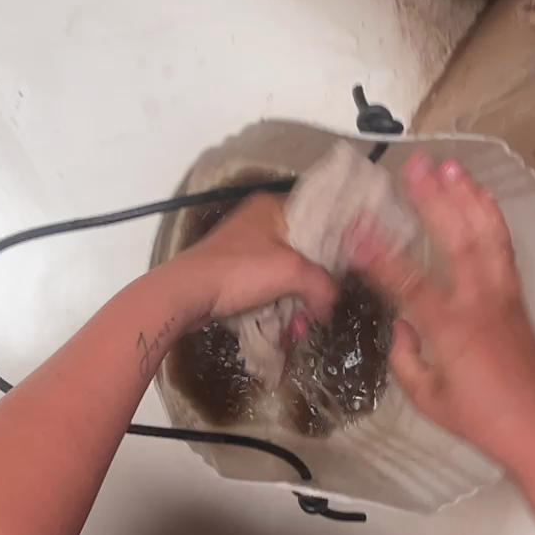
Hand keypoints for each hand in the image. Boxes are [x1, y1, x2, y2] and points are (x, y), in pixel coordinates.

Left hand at [162, 193, 337, 326]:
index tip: (347, 270)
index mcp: (274, 207)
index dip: (337, 244)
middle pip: (303, 251)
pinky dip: (276, 306)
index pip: (319, 217)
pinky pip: (266, 287)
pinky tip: (282, 327)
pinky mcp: (235, 272)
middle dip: (313, 285)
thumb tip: (330, 304)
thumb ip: (322, 284)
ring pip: (285, 273)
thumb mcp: (291, 272)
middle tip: (319, 309)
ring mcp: (245, 247)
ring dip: (294, 302)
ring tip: (298, 327)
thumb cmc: (239, 272)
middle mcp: (260, 222)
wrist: (187, 294)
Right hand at [350, 153, 534, 472]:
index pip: (407, 283)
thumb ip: (406, 356)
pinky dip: (492, 217)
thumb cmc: (480, 418)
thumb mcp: (426, 396)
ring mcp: (503, 295)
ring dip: (467, 197)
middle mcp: (480, 303)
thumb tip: (404, 326)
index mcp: (451, 330)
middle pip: (456, 239)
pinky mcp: (516, 296)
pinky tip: (481, 198)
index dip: (378, 253)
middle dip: (433, 199)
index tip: (355, 227)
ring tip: (450, 166)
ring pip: (487, 235)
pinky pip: (504, 247)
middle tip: (414, 166)